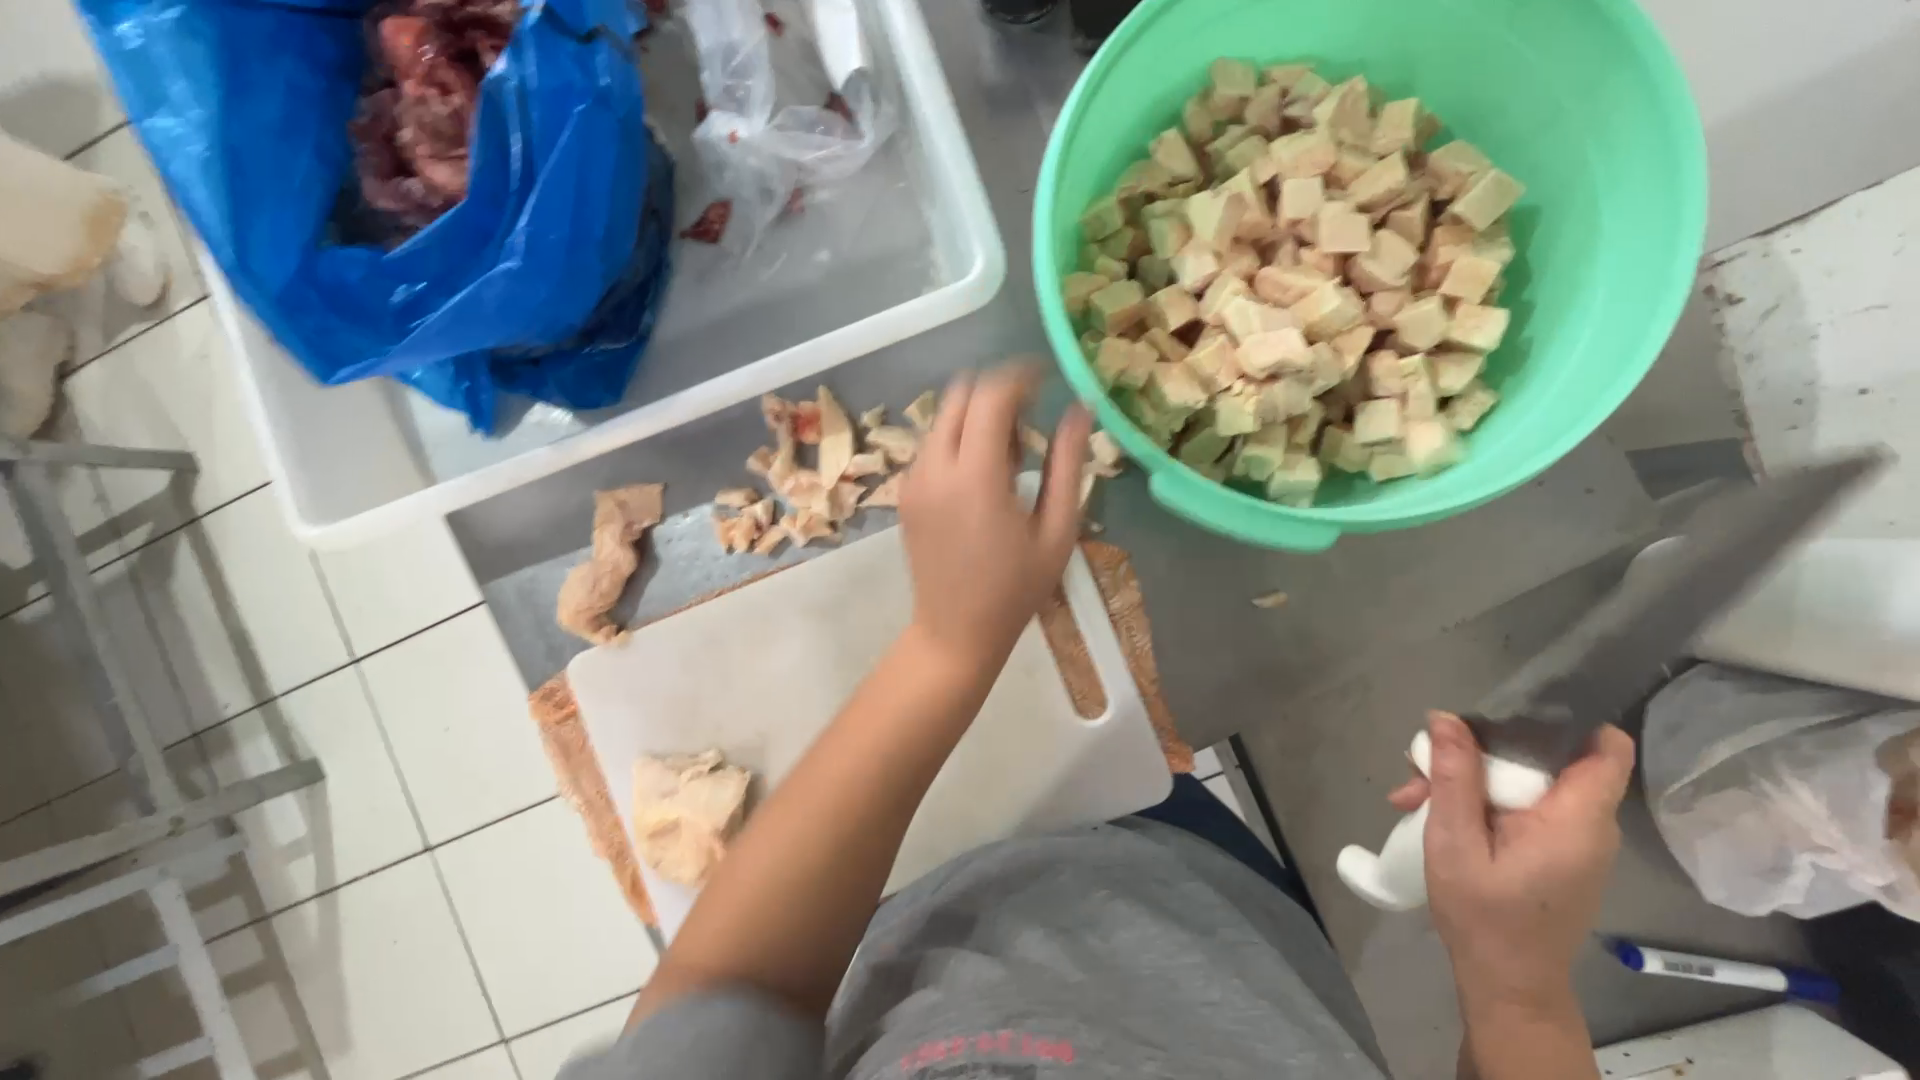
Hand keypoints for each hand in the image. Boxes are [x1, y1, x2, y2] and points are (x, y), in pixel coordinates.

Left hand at [899, 366, 1091, 666]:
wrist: (954, 633)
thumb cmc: (1016, 589)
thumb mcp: (1056, 530)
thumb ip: (1068, 464)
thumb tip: (1080, 408)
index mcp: (976, 477)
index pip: (991, 395)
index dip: (1021, 375)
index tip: (1048, 375)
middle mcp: (934, 468)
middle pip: (960, 394)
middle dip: (997, 390)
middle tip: (1031, 418)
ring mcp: (913, 480)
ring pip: (943, 416)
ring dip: (977, 415)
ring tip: (1011, 455)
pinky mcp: (905, 493)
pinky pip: (932, 443)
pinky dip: (959, 438)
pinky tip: (984, 476)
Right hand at [1389, 712, 1633, 1014]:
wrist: (1506, 984)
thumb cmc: (1484, 916)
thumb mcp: (1455, 841)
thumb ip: (1454, 777)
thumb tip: (1445, 717)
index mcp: (1576, 819)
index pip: (1606, 748)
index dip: (1570, 716)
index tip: (1511, 705)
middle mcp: (1587, 825)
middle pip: (1544, 760)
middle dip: (1480, 752)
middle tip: (1422, 765)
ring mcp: (1574, 841)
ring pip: (1526, 784)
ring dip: (1471, 780)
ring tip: (1413, 796)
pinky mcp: (1556, 854)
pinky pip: (1524, 808)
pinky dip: (1482, 803)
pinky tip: (1434, 814)